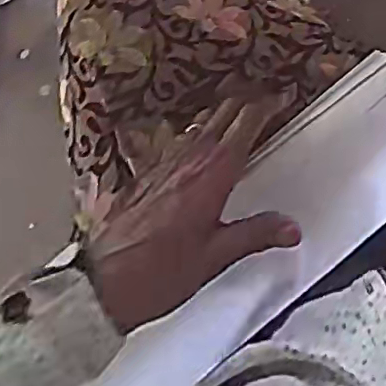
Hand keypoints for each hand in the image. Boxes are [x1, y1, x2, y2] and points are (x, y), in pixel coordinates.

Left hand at [83, 95, 301, 332]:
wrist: (96, 288)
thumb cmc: (154, 274)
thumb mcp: (215, 256)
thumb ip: (256, 234)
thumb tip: (289, 228)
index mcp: (214, 172)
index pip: (248, 120)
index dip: (269, 102)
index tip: (284, 96)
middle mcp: (189, 158)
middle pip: (225, 109)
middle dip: (248, 98)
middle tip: (266, 97)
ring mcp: (164, 162)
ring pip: (201, 119)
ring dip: (222, 110)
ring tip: (237, 111)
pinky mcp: (144, 172)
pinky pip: (176, 138)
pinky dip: (194, 130)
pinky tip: (194, 139)